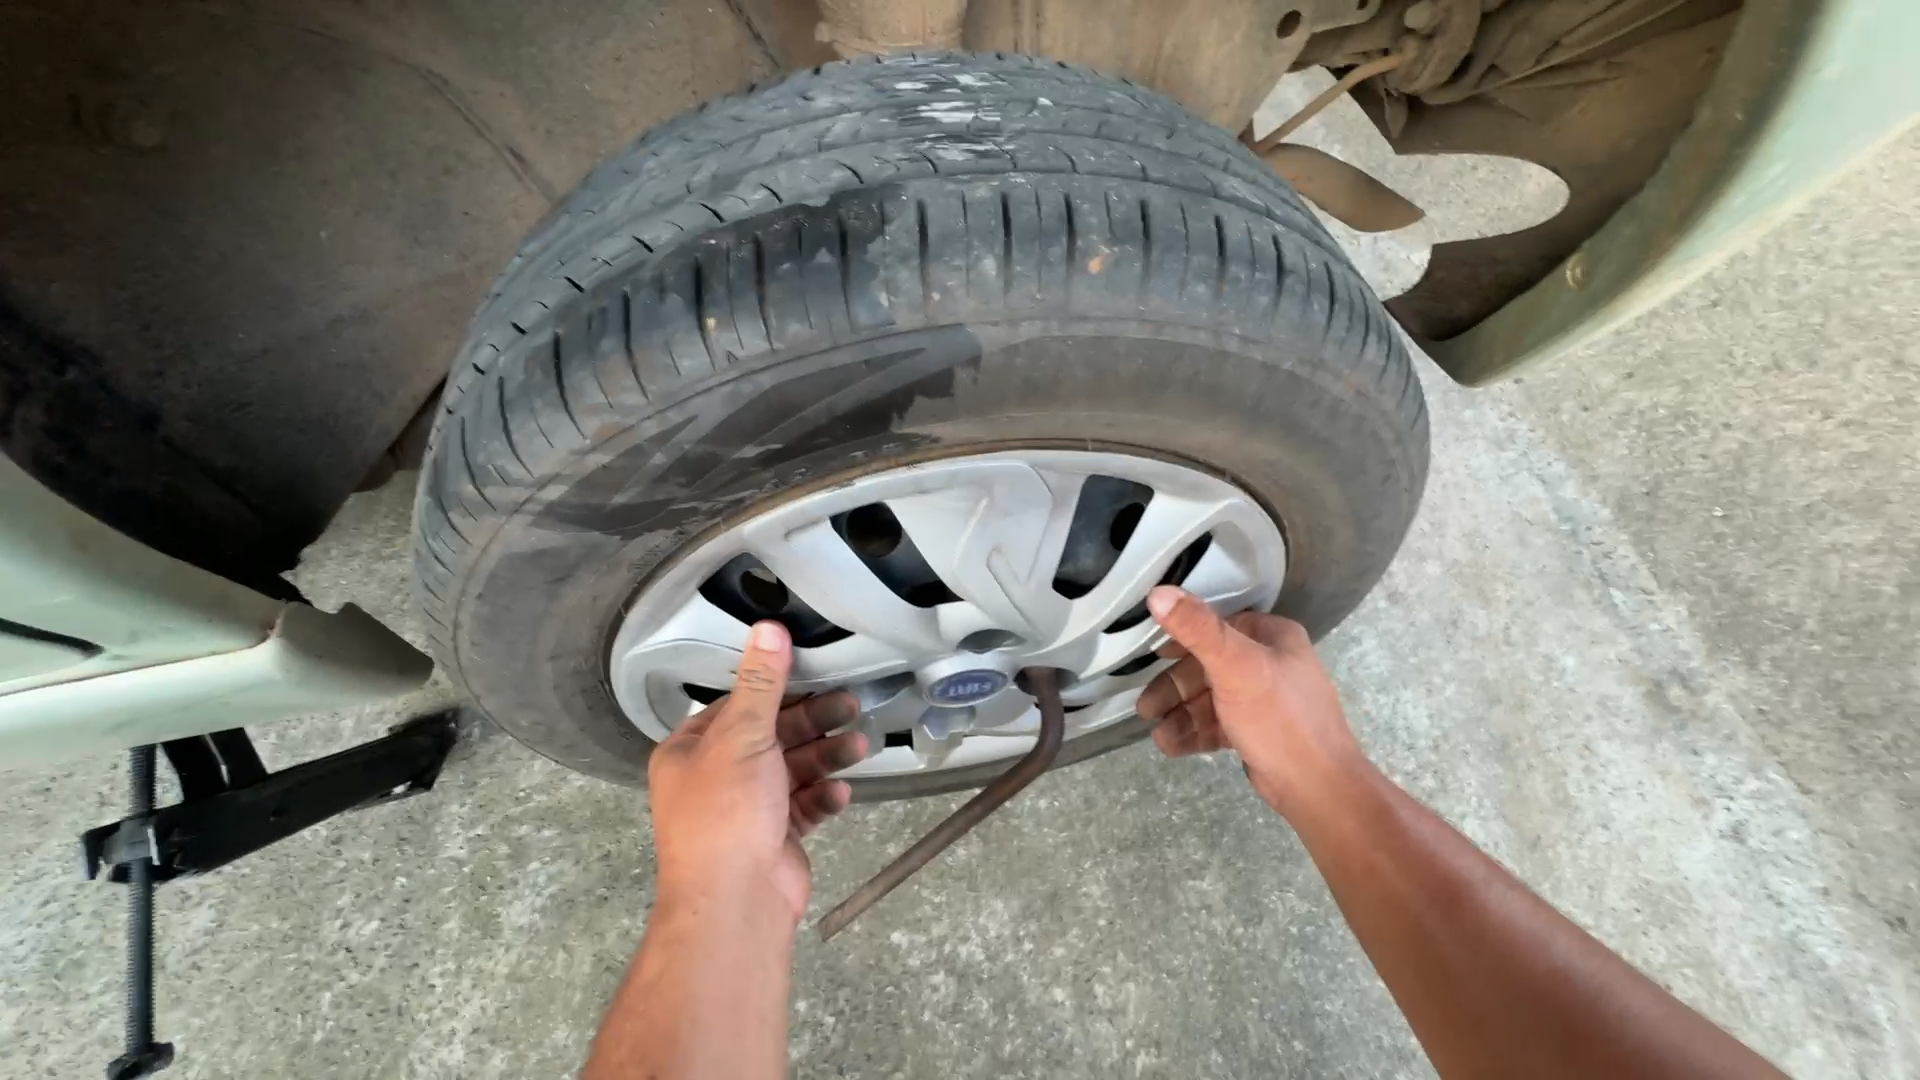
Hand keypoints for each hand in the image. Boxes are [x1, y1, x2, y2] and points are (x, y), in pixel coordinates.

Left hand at [646, 620, 866, 923]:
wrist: (736, 903)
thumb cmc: (728, 811)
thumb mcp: (743, 736)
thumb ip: (762, 682)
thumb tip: (769, 627)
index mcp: (692, 750)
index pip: (738, 704)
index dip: (777, 688)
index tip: (816, 672)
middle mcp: (716, 776)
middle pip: (772, 735)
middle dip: (814, 722)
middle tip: (852, 705)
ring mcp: (747, 809)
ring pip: (793, 769)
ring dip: (826, 756)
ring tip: (861, 746)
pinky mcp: (775, 836)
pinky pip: (804, 805)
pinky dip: (823, 796)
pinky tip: (840, 793)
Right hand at [1135, 586, 1366, 816]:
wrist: (1319, 789)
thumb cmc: (1279, 718)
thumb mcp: (1234, 666)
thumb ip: (1197, 629)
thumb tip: (1157, 592)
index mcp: (1272, 637)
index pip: (1218, 627)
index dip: (1182, 640)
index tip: (1152, 656)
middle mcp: (1269, 662)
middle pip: (1207, 667)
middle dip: (1174, 689)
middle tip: (1145, 709)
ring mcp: (1263, 700)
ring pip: (1209, 699)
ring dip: (1180, 715)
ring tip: (1158, 736)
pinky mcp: (1257, 732)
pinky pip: (1216, 724)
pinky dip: (1193, 732)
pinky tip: (1171, 746)